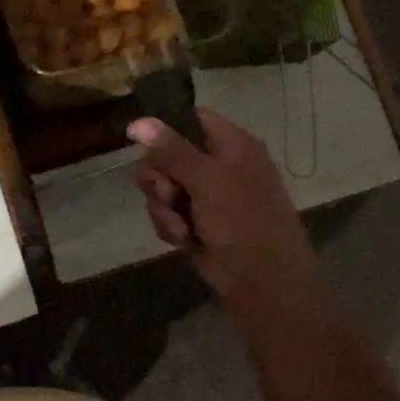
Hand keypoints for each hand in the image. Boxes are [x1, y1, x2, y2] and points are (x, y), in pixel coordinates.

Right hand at [130, 109, 317, 306]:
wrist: (262, 281)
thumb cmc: (243, 221)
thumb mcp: (207, 180)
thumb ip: (171, 150)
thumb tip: (137, 122)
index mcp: (232, 145)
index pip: (192, 119)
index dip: (165, 128)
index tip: (141, 142)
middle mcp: (218, 165)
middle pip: (167, 155)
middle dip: (159, 177)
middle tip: (169, 194)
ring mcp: (206, 196)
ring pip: (162, 187)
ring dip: (163, 207)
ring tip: (180, 226)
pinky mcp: (195, 222)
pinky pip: (166, 213)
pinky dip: (170, 226)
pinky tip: (182, 239)